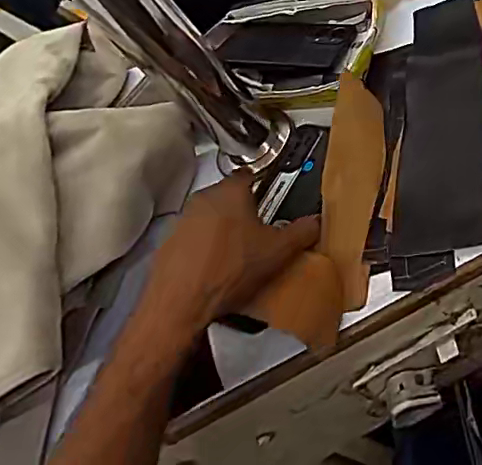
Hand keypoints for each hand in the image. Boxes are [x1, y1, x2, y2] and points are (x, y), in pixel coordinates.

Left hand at [133, 174, 318, 348]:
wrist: (179, 306)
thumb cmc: (229, 270)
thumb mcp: (278, 251)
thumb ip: (301, 232)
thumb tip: (315, 224)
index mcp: (231, 191)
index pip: (249, 174)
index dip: (262, 185)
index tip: (270, 197)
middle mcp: (203, 199)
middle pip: (228, 196)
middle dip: (243, 210)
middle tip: (259, 230)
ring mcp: (181, 222)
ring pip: (209, 218)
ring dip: (221, 230)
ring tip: (238, 254)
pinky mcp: (166, 246)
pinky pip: (191, 240)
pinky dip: (202, 250)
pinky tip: (214, 271)